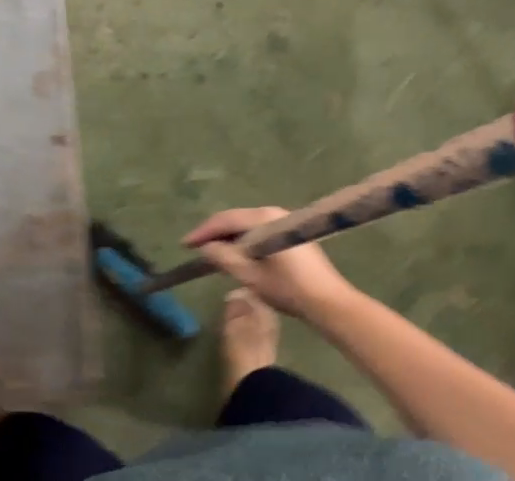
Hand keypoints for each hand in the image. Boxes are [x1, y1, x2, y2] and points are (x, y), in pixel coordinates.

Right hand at [184, 206, 357, 318]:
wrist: (329, 301)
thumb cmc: (288, 288)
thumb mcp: (250, 275)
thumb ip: (224, 257)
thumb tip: (205, 248)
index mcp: (263, 219)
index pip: (225, 220)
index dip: (203, 232)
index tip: (185, 244)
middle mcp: (274, 213)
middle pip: (237, 219)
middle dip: (215, 233)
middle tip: (196, 248)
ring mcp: (285, 222)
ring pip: (249, 226)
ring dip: (231, 238)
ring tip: (214, 253)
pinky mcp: (293, 235)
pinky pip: (260, 231)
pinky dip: (246, 241)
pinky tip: (240, 255)